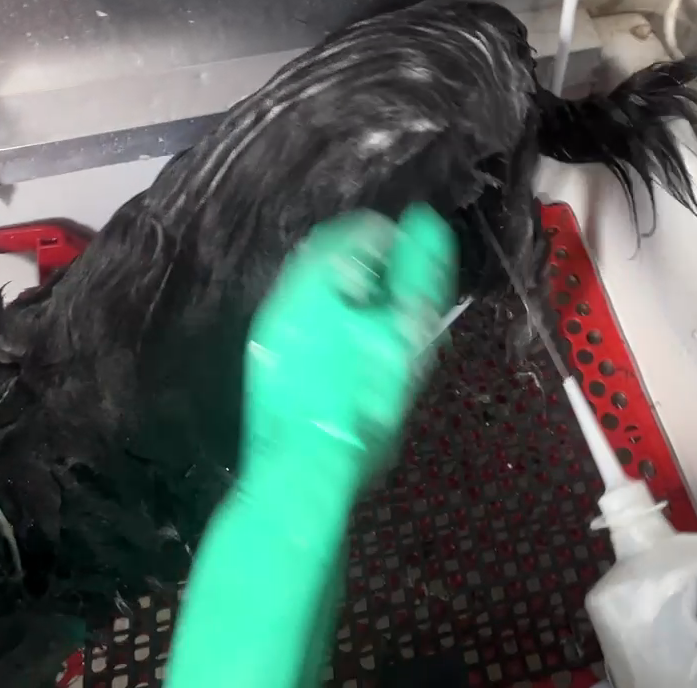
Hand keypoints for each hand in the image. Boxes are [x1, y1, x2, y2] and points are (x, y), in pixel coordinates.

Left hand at [241, 204, 458, 500]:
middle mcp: (287, 292)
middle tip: (406, 300)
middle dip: (377, 270)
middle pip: (336, 254)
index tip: (420, 270)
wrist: (301, 473)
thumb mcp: (403, 338)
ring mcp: (272, 324)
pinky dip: (335, 317)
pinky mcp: (269, 352)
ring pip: (320, 285)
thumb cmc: (360, 404)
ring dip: (356, 293)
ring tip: (384, 326)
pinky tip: (353, 349)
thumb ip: (418, 276)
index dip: (399, 245)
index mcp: (317, 280)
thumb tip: (427, 223)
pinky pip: (306, 313)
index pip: (361, 232)